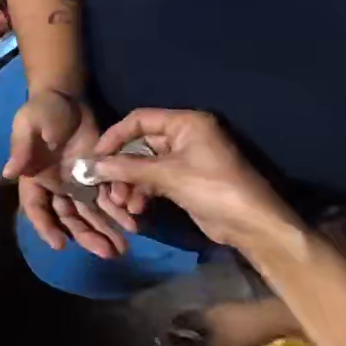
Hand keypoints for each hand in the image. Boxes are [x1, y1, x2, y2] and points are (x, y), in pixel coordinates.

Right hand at [6, 90, 126, 258]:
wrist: (67, 96)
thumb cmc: (42, 110)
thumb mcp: (27, 125)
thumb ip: (21, 148)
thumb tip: (8, 172)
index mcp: (34, 178)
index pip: (36, 208)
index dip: (46, 226)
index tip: (60, 244)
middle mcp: (56, 187)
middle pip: (68, 218)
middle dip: (86, 235)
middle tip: (105, 252)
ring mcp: (78, 183)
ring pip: (90, 213)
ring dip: (105, 231)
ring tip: (122, 248)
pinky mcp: (99, 176)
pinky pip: (109, 197)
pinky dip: (119, 212)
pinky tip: (132, 224)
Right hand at [88, 109, 302, 255]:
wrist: (253, 226)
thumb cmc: (214, 189)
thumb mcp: (167, 175)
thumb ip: (126, 168)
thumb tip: (91, 167)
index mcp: (186, 123)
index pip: (139, 120)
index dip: (114, 136)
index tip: (95, 157)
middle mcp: (185, 136)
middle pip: (139, 144)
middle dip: (121, 167)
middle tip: (105, 186)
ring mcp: (186, 159)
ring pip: (144, 165)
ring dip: (129, 183)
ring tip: (121, 203)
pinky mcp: (185, 180)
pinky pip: (154, 179)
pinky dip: (142, 192)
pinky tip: (136, 208)